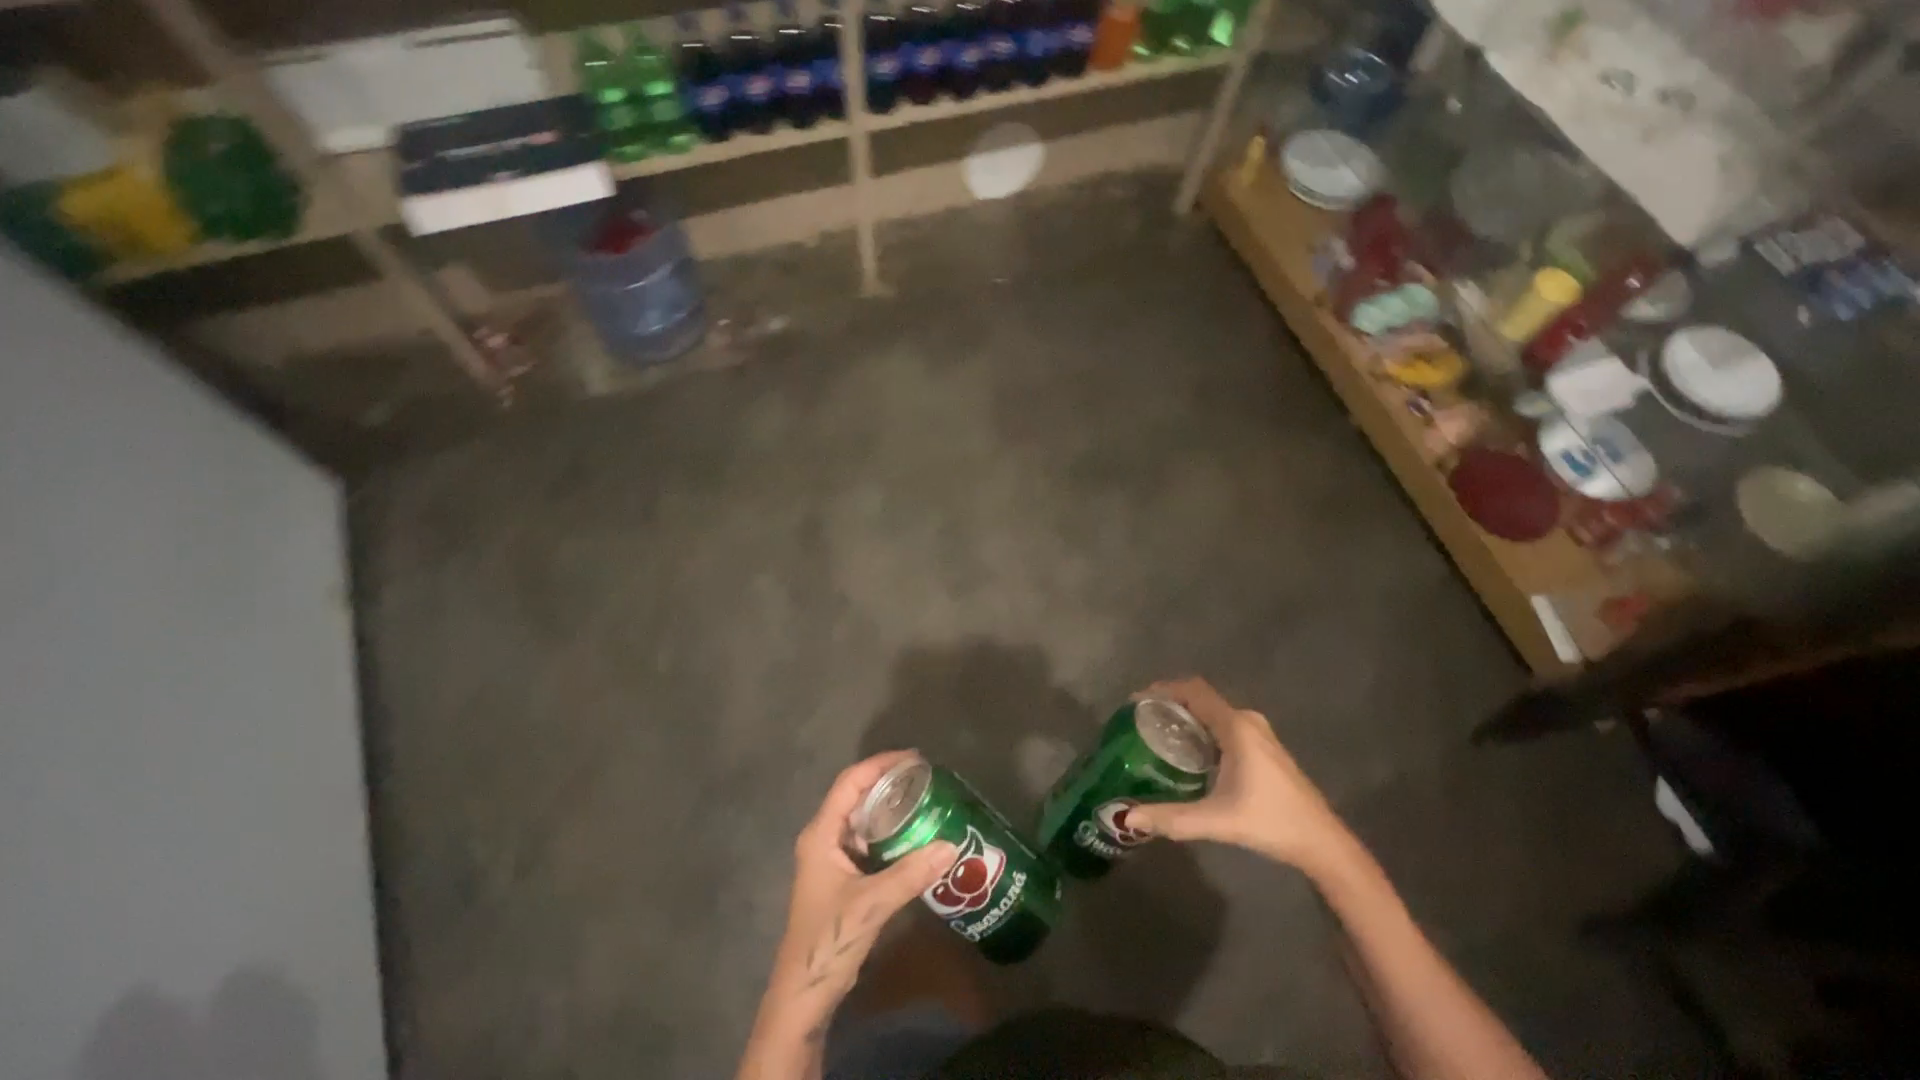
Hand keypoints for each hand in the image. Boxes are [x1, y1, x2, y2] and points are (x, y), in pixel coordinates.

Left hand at [770, 751, 957, 1007]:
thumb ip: (910, 873)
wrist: (805, 992)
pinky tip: (917, 840)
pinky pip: (868, 845)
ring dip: (891, 811)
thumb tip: (951, 845)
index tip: (916, 759)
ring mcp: (831, 861)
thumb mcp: (872, 904)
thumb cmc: (829, 939)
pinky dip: (891, 836)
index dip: (880, 765)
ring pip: (863, 822)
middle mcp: (823, 840)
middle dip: (890, 784)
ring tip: (928, 802)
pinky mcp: (842, 880)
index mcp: (821, 835)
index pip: (849, 784)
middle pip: (856, 798)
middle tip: (929, 780)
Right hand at [1125, 678, 1354, 871]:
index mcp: (1237, 727)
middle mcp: (1248, 722)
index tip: (1136, 703)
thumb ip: (1170, 818)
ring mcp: (1260, 734)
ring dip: (1188, 720)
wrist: (1320, 841)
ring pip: (1215, 715)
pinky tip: (1189, 757)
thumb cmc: (1270, 822)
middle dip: (1171, 706)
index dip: (1163, 689)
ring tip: (1158, 738)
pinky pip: (1226, 727)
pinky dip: (1203, 732)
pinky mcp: (1265, 748)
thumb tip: (1128, 817)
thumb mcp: (1216, 821)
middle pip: (1203, 700)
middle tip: (1141, 724)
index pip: (1194, 691)